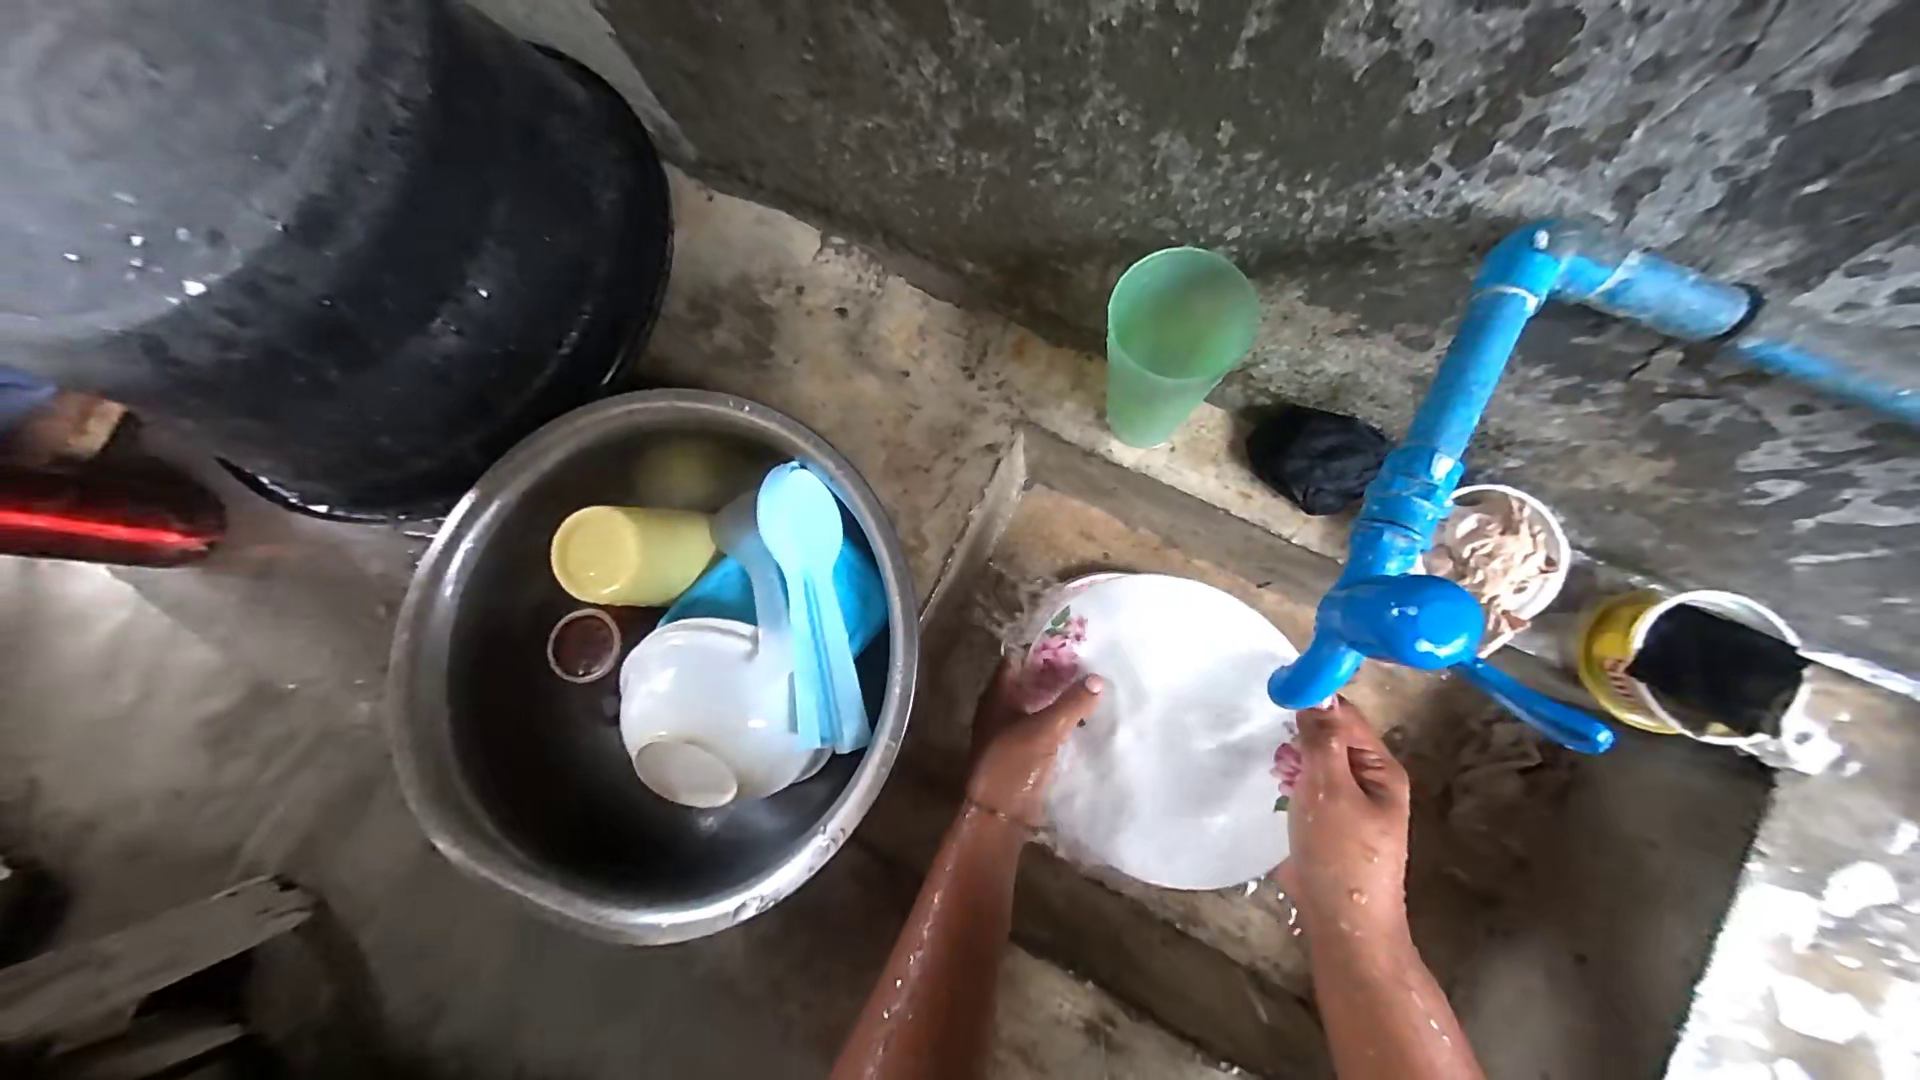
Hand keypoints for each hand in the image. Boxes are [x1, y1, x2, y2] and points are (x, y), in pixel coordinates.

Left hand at [966, 657, 1103, 828]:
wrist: (998, 817)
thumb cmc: (1012, 765)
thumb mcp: (1044, 731)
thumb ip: (1071, 704)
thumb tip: (1097, 678)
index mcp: (996, 696)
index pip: (1018, 660)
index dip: (1041, 651)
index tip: (1070, 644)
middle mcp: (1000, 709)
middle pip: (1029, 682)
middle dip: (1055, 674)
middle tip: (1088, 664)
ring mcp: (1010, 731)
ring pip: (1037, 705)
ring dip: (1059, 698)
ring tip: (1091, 688)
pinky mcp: (1023, 752)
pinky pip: (1043, 726)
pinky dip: (1059, 720)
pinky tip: (1082, 720)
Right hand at [1278, 696, 1411, 939]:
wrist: (1341, 918)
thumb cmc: (1338, 850)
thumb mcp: (1328, 788)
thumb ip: (1322, 739)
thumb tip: (1317, 696)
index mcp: (1381, 768)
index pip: (1345, 715)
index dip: (1313, 705)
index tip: (1277, 700)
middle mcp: (1370, 778)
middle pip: (1330, 735)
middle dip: (1299, 737)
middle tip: (1281, 754)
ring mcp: (1351, 800)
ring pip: (1316, 757)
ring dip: (1294, 758)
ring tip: (1280, 776)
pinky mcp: (1330, 816)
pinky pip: (1309, 781)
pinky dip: (1293, 778)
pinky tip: (1281, 789)